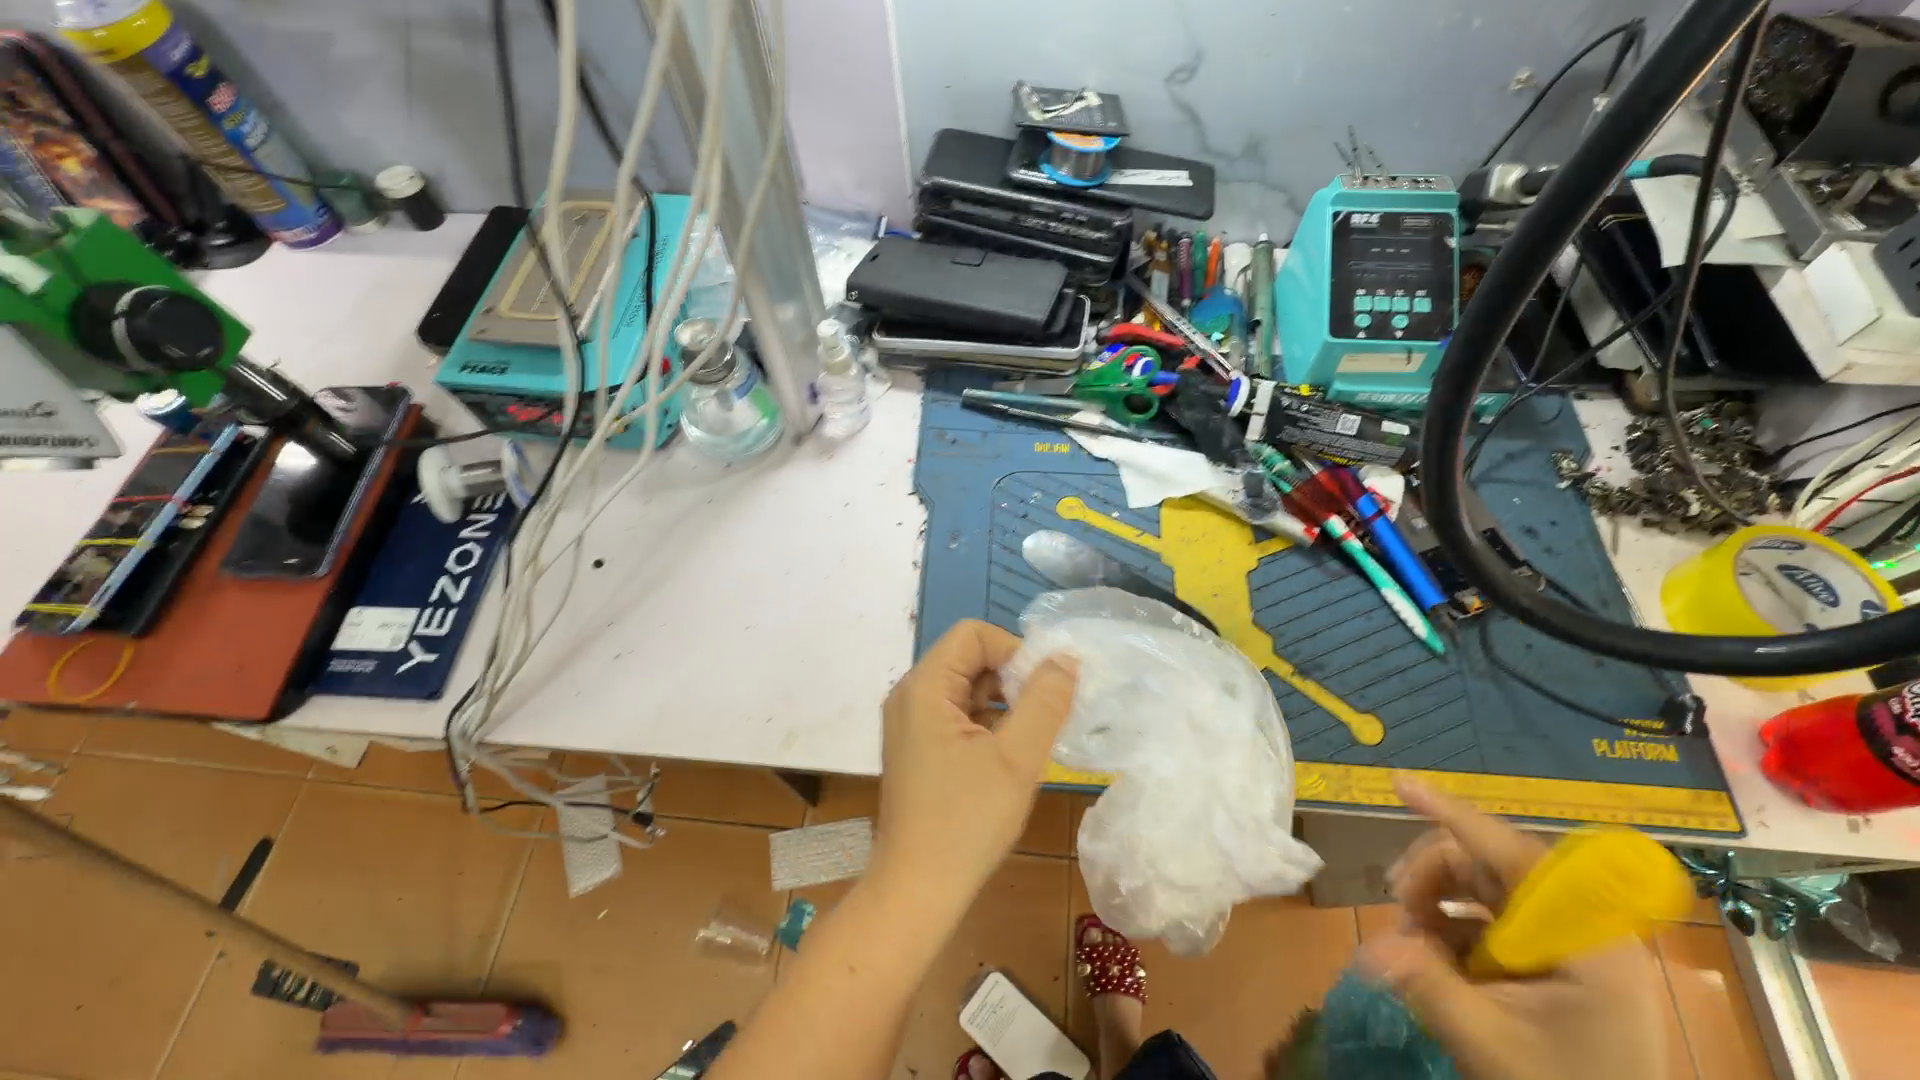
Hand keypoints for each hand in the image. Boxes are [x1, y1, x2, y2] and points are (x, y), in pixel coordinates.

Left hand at [873, 620, 1077, 896]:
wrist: (918, 888)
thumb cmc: (967, 821)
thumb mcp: (1017, 758)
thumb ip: (1045, 700)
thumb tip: (1066, 658)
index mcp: (924, 687)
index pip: (974, 634)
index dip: (1015, 651)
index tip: (1044, 691)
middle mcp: (909, 695)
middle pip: (969, 657)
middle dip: (1012, 677)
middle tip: (1044, 716)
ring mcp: (910, 722)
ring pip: (966, 687)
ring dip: (1004, 702)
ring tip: (1032, 738)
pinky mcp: (917, 747)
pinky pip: (957, 714)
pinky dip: (988, 723)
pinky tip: (1010, 756)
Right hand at [1357, 776, 1672, 1079]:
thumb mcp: (1487, 1042)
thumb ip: (1427, 986)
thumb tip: (1369, 947)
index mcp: (1584, 938)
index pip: (1513, 853)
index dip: (1454, 816)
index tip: (1401, 785)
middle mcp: (1580, 926)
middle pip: (1492, 866)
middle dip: (1434, 874)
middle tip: (1397, 906)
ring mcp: (1570, 944)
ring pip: (1487, 890)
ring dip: (1440, 901)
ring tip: (1411, 940)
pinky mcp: (1556, 962)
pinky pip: (1494, 921)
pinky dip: (1454, 929)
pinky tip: (1432, 958)